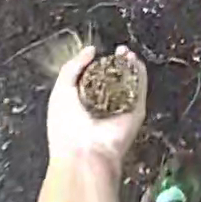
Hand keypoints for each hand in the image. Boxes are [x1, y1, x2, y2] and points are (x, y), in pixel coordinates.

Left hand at [46, 45, 146, 169]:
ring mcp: (123, 105)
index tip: (99, 52)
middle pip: (116, 77)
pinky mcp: (137, 108)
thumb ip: (72, 68)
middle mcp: (106, 103)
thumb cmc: (66, 126)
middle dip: (118, 62)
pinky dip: (139, 71)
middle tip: (119, 50)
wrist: (84, 152)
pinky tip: (134, 60)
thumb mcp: (60, 92)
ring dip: (130, 64)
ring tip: (126, 52)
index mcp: (85, 102)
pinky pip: (140, 86)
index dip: (99, 63)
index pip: (96, 78)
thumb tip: (91, 49)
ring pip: (131, 79)